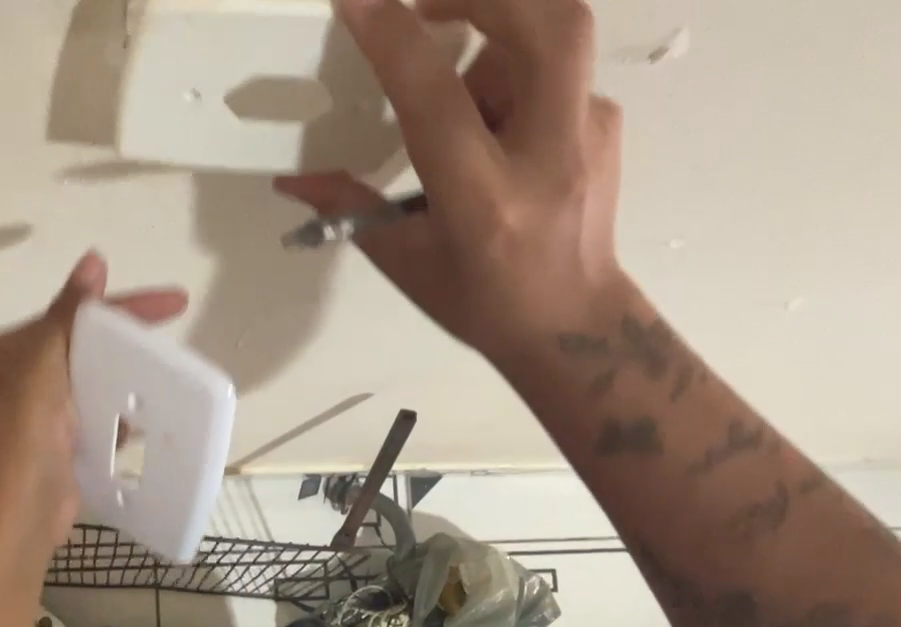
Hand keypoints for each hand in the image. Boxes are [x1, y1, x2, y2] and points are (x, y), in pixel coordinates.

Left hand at [0, 253, 186, 556]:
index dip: (127, 306)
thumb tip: (94, 259)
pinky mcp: (62, 442)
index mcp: (15, 351)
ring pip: (95, 380)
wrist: (20, 521)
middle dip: (129, 344)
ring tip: (165, 380)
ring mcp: (43, 412)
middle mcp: (25, 375)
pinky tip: (139, 423)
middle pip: (88, 345)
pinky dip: (119, 417)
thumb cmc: (25, 444)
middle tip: (175, 340)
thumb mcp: (43, 373)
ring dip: (126, 381)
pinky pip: (98, 415)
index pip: (77, 315)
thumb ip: (67, 318)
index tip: (178, 303)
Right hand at [275, 0, 631, 356]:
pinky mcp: (607, 120)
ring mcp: (590, 131)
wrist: (570, 321)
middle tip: (423, 2)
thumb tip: (293, 181)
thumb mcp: (405, 261)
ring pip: (554, 36)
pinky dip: (516, 77)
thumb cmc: (477, 300)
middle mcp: (548, 154)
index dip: (394, 42)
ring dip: (497, 40)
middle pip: (547, 24)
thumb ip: (352, 210)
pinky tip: (495, 126)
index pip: (438, 101)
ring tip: (462, 95)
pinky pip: (556, 70)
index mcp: (483, 199)